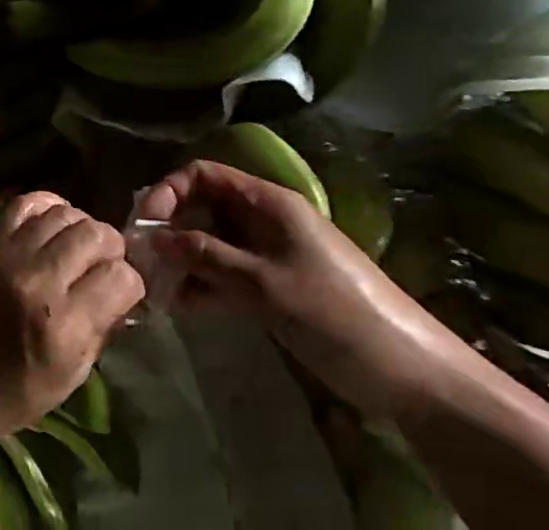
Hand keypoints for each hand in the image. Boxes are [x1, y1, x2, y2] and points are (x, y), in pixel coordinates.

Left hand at [0, 193, 144, 443]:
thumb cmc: (18, 391)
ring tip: (81, 246)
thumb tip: (125, 291)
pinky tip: (55, 224)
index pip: (120, 277)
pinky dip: (48, 206)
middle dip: (112, 248)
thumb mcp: (75, 373)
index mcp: (64, 325)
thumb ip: (104, 326)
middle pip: (96, 235)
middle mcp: (40, 281)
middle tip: (105, 265)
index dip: (130, 283)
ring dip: (83, 226)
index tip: (123, 293)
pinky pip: (27, 203)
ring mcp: (12, 256)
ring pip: (66, 214)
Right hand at [136, 160, 460, 423]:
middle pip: (203, 209)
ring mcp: (267, 255)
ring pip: (211, 245)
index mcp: (267, 202)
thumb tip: (152, 239)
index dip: (169, 192)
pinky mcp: (272, 288)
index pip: (204, 175)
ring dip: (182, 263)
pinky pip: (225, 276)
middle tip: (141, 264)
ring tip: (155, 293)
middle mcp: (263, 220)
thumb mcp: (264, 284)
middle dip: (170, 231)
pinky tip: (180, 308)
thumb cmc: (336, 313)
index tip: (144, 226)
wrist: (407, 372)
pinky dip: (202, 287)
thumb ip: (206, 257)